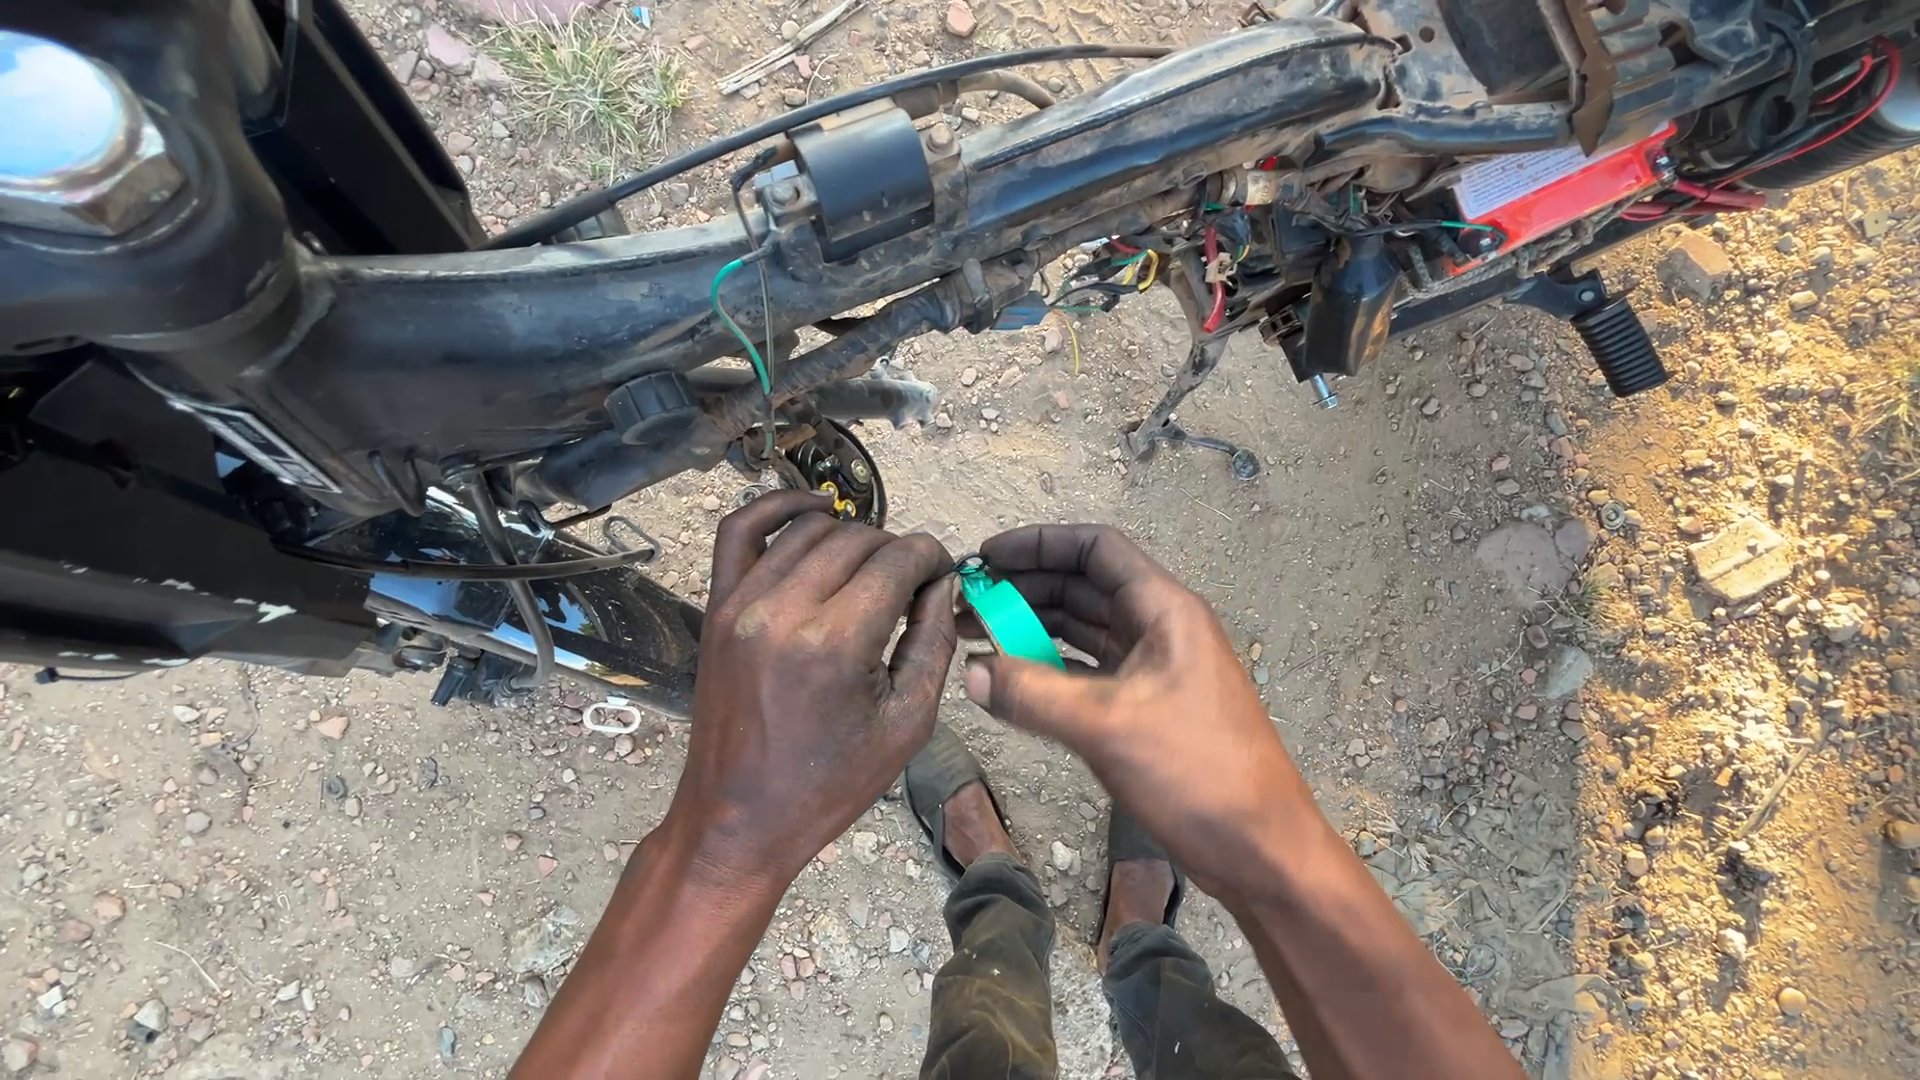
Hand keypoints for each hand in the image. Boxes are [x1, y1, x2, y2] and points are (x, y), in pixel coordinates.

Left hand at [669, 490, 956, 884]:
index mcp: (836, 642)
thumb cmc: (830, 783)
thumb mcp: (908, 723)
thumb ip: (933, 640)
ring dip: (853, 536)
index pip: (899, 560)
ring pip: (811, 529)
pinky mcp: (717, 607)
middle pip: (859, 539)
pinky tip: (815, 509)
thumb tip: (942, 582)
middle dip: (899, 552)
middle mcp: (784, 608)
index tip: (943, 575)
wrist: (738, 818)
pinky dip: (778, 506)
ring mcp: (741, 602)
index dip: (933, 558)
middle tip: (913, 585)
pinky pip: (741, 530)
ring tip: (871, 569)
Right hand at [960, 524, 1322, 900]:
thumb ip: (1033, 695)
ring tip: (976, 636)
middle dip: (1024, 587)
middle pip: (1083, 585)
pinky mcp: (1143, 704)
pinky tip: (1009, 679)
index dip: (1039, 543)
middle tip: (968, 602)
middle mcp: (1158, 627)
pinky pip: (1085, 669)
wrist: (1260, 850)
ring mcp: (1151, 667)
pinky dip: (1047, 668)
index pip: (1097, 549)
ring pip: (1081, 627)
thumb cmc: (1197, 773)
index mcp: (1164, 610)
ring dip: (1031, 627)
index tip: (987, 557)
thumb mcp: (1107, 726)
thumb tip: (970, 674)